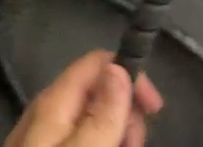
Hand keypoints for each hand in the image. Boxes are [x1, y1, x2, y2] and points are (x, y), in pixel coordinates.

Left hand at [3, 51, 163, 146]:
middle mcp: (50, 112)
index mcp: (54, 102)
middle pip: (99, 94)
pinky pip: (83, 141)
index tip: (155, 110)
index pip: (96, 63)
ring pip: (94, 123)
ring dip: (115, 139)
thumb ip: (101, 114)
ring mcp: (47, 137)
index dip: (130, 76)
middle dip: (125, 119)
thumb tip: (117, 67)